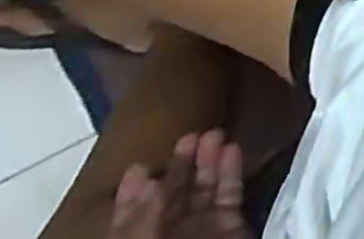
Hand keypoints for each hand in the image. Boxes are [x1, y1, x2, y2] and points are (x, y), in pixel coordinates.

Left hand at [109, 130, 249, 238]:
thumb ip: (142, 220)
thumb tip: (151, 180)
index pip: (131, 218)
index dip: (134, 192)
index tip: (138, 166)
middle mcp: (170, 233)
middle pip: (173, 195)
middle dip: (179, 165)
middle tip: (187, 136)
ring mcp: (202, 228)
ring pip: (204, 189)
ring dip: (208, 159)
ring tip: (212, 133)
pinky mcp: (232, 224)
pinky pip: (231, 193)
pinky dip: (232, 169)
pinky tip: (232, 147)